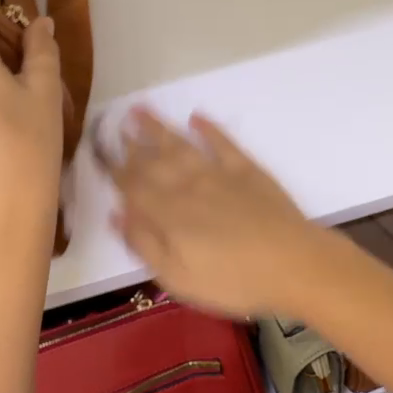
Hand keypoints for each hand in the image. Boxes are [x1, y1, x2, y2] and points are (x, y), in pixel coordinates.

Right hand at [102, 108, 337, 317]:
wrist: (294, 264)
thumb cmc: (233, 282)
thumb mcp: (179, 278)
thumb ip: (146, 245)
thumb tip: (117, 214)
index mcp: (169, 214)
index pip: (133, 187)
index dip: (114, 170)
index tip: (98, 152)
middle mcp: (188, 186)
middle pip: (154, 161)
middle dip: (131, 144)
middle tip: (112, 125)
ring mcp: (219, 174)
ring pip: (181, 146)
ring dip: (159, 128)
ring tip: (139, 110)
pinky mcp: (247, 170)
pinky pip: (223, 143)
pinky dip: (209, 129)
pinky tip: (196, 118)